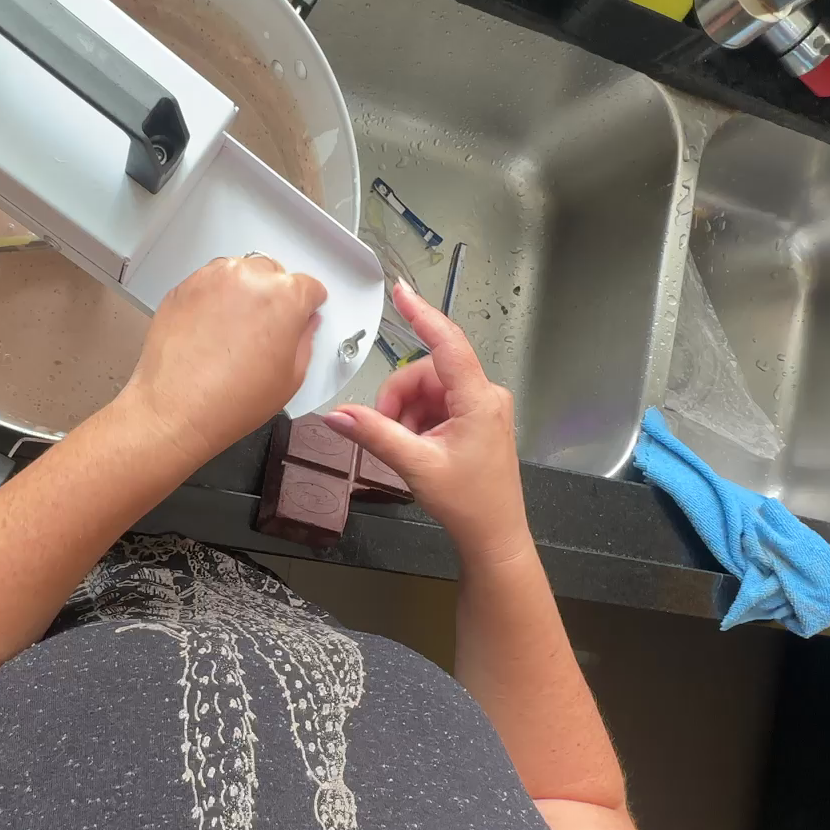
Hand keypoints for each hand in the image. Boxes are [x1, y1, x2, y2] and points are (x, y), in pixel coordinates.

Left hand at [116, 255, 327, 466]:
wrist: (176, 409)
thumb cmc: (230, 400)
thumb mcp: (290, 378)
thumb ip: (304, 341)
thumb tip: (303, 326)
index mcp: (284, 296)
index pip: (309, 287)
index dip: (308, 306)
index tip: (301, 316)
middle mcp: (248, 277)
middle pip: (273, 274)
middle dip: (274, 297)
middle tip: (265, 332)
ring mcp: (212, 278)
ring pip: (239, 274)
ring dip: (243, 294)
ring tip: (234, 333)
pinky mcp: (184, 286)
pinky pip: (209, 284)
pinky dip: (214, 300)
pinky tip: (211, 332)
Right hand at [324, 281, 529, 562]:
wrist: (493, 536)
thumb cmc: (467, 503)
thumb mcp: (415, 466)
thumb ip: (374, 435)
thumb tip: (336, 415)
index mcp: (478, 399)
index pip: (447, 344)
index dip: (422, 316)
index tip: (401, 292)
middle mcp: (485, 395)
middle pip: (426, 373)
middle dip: (398, 399)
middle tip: (385, 433)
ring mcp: (481, 408)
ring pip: (428, 392)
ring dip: (406, 414)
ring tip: (404, 449)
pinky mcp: (475, 421)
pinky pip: (436, 407)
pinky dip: (417, 423)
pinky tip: (415, 449)